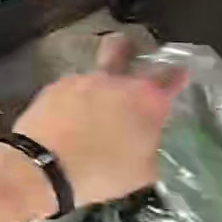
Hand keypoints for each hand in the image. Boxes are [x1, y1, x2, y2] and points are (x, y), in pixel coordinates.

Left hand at [1, 33, 188, 212]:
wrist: (42, 167)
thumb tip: (145, 137)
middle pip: (121, 50)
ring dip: (95, 85)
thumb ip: (150, 145)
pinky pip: (70, 88)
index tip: (179, 75)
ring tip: (91, 105)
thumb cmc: (101, 173)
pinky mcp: (52, 87)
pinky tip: (68, 114)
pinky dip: (72, 98)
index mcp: (146, 100)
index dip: (177, 76)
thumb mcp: (142, 170)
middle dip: (126, 48)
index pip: (170, 78)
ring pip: (93, 74)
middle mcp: (114, 81)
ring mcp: (80, 80)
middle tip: (127, 52)